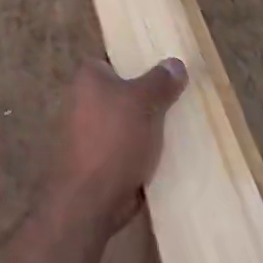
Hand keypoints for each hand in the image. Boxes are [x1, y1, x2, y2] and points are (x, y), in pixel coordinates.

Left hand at [46, 57, 187, 234]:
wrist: (88, 204)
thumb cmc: (114, 140)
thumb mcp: (145, 101)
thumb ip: (161, 80)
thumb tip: (175, 64)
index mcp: (89, 78)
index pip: (117, 58)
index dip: (141, 60)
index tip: (167, 67)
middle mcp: (82, 101)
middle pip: (124, 90)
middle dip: (148, 95)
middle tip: (180, 93)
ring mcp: (88, 134)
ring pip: (127, 120)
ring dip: (148, 125)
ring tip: (180, 121)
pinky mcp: (97, 161)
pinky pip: (127, 146)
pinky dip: (142, 148)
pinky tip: (168, 150)